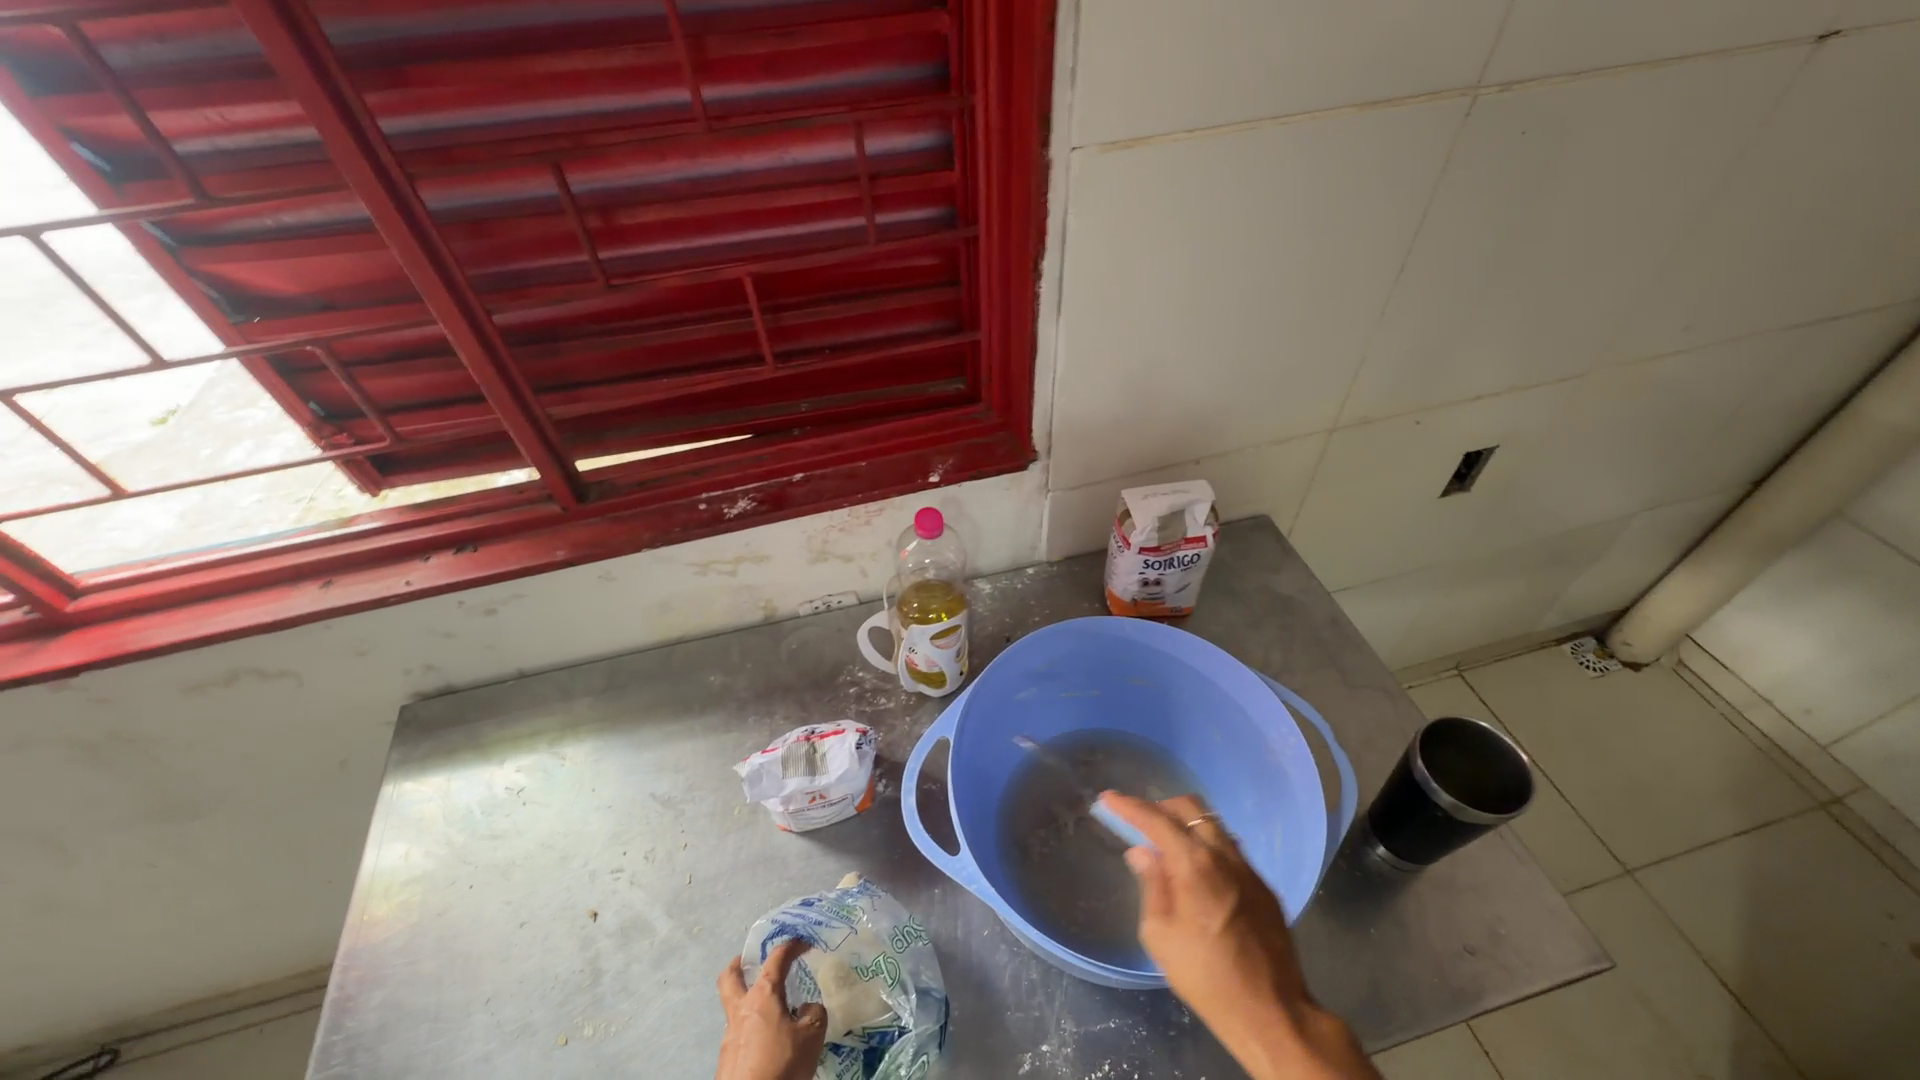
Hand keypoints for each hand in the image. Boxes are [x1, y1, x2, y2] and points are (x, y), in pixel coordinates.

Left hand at [715, 938, 828, 1079]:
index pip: (776, 959)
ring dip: (748, 999)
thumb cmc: (781, 1063)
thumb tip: (806, 1008)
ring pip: (733, 1006)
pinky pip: (739, 1031)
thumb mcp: (812, 1037)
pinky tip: (769, 1039)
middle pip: (729, 977)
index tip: (804, 943)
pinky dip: (751, 1027)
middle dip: (739, 964)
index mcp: (762, 996)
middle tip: (751, 960)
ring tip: (772, 1007)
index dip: (791, 946)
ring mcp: (730, 1034)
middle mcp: (741, 1009)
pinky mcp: (728, 1057)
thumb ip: (814, 1015)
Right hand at [1100, 792, 1378, 1079]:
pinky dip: (1207, 845)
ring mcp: (1249, 869)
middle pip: (1191, 808)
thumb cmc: (1204, 976)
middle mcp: (1225, 856)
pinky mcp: (1264, 887)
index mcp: (1195, 864)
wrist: (1270, 1010)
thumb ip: (1151, 885)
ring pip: (1214, 825)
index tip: (1108, 798)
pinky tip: (1197, 869)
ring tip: (1167, 845)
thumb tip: (1143, 853)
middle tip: (1139, 821)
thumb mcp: (1160, 935)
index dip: (1129, 806)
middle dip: (1160, 807)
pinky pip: (1231, 848)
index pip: (1156, 820)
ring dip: (1186, 824)